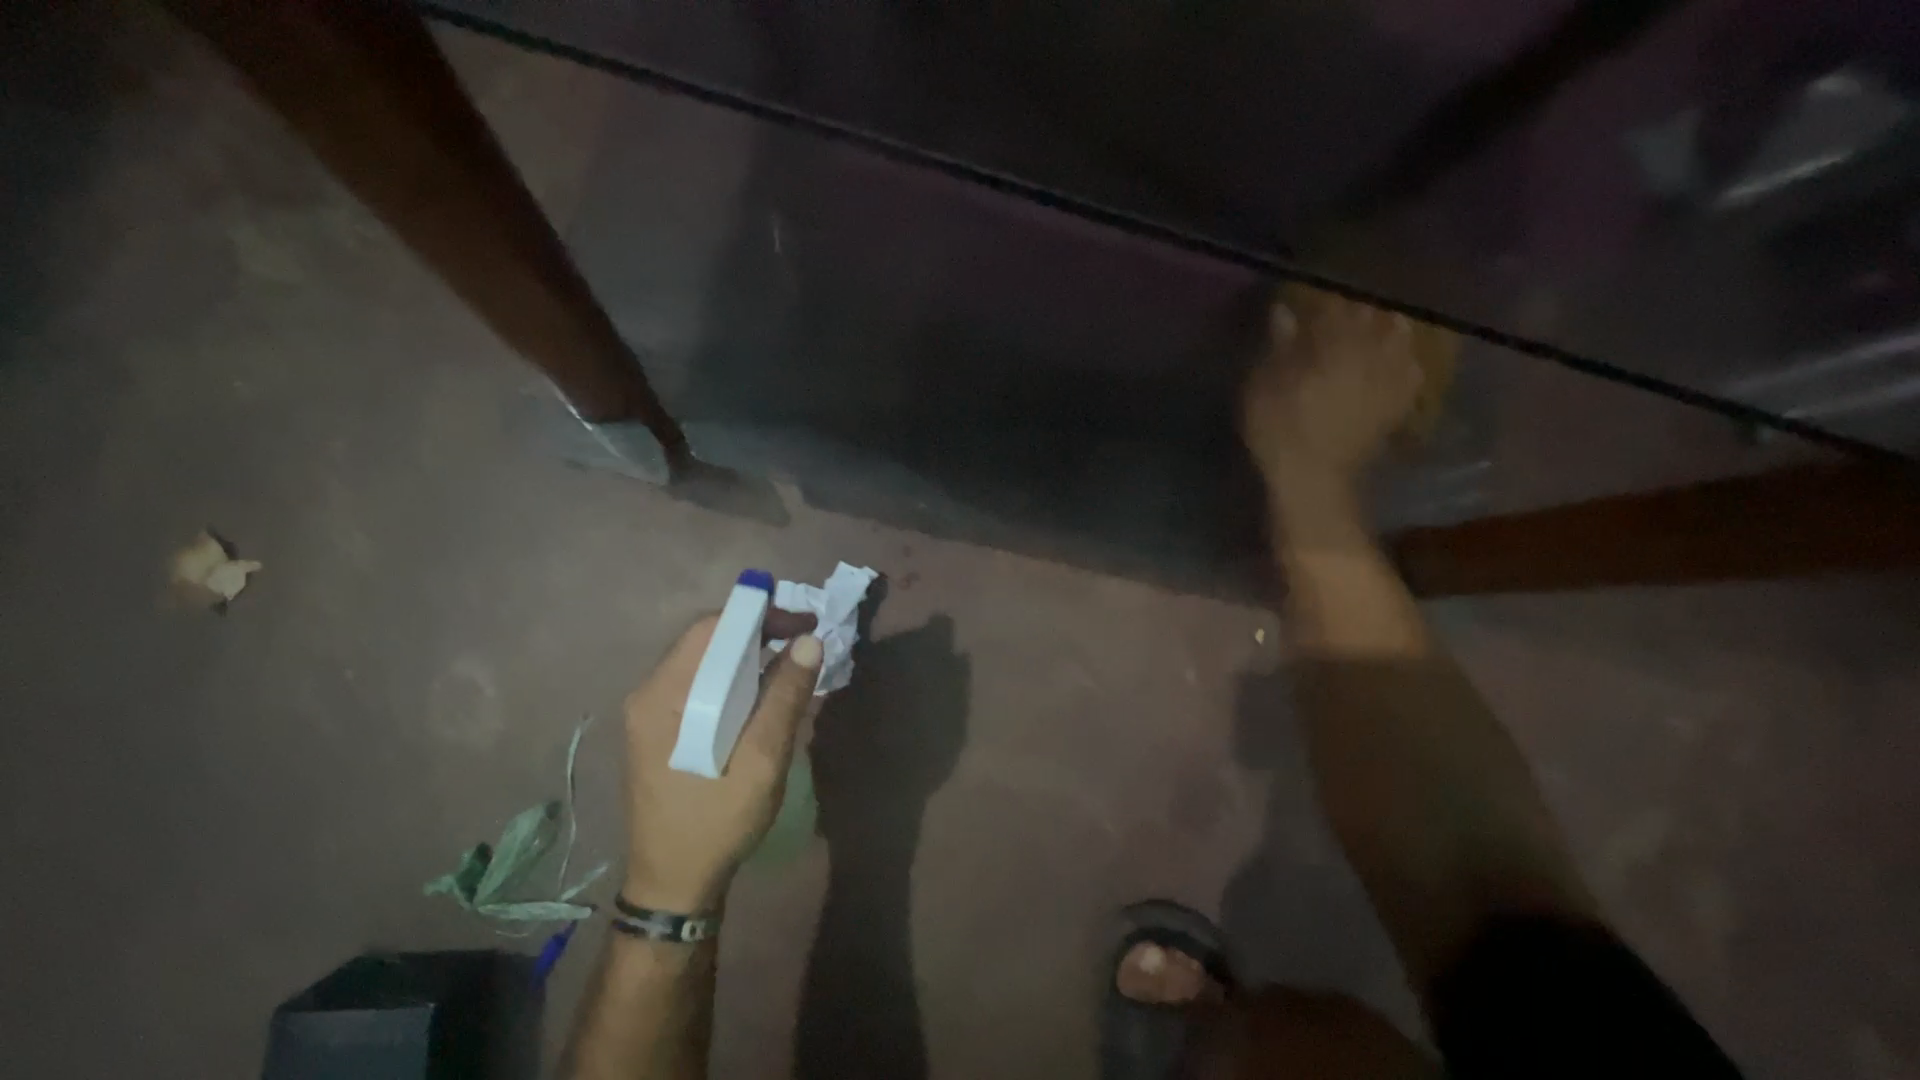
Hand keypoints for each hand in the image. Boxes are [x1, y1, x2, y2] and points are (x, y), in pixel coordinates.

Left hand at [621, 615, 822, 912]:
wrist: (672, 884)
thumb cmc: (716, 823)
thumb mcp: (761, 762)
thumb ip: (784, 698)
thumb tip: (810, 642)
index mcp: (663, 697)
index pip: (711, 628)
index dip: (760, 615)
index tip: (807, 623)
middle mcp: (648, 695)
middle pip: (705, 641)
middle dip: (758, 632)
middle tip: (806, 643)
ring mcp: (648, 713)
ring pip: (703, 662)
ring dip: (748, 655)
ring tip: (792, 665)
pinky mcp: (657, 729)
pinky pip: (698, 685)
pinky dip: (733, 678)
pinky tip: (762, 694)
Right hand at [1241, 291, 1424, 495]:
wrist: (1313, 477)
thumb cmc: (1279, 428)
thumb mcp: (1263, 385)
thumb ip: (1278, 345)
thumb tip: (1284, 309)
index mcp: (1334, 342)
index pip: (1336, 307)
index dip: (1327, 301)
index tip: (1317, 300)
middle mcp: (1369, 353)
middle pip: (1372, 318)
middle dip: (1361, 312)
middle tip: (1347, 312)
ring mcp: (1389, 380)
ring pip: (1399, 340)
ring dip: (1388, 330)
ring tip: (1377, 330)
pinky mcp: (1397, 406)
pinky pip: (1412, 375)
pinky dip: (1407, 364)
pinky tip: (1401, 363)